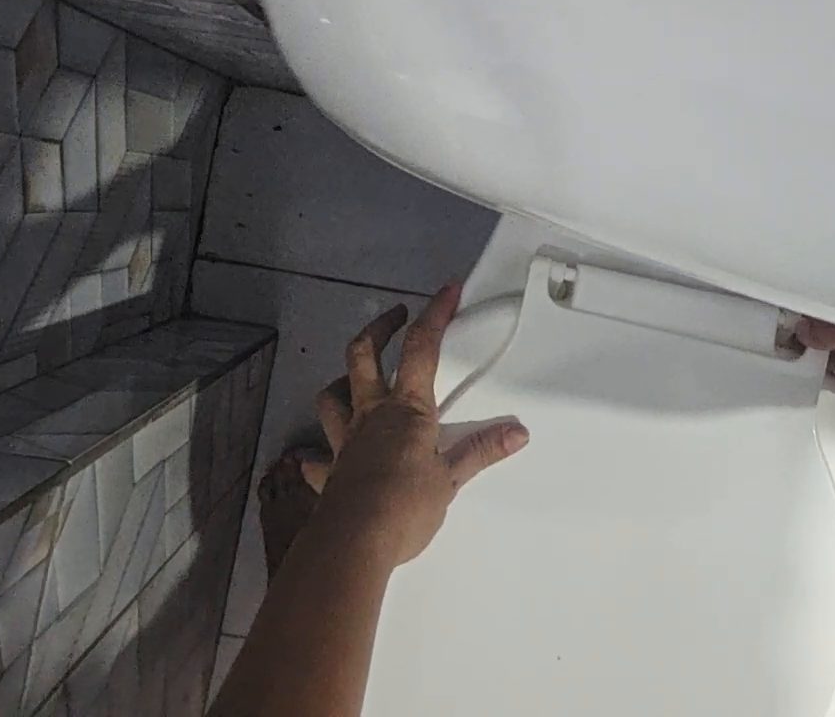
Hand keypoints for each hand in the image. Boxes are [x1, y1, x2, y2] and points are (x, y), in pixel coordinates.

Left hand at [299, 284, 529, 565]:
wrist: (353, 543)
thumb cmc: (405, 505)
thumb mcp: (451, 480)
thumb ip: (481, 451)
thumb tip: (518, 432)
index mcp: (407, 408)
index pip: (422, 348)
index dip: (435, 314)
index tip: (448, 290)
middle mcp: (371, 414)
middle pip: (364, 355)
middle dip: (379, 328)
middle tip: (394, 316)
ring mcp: (345, 441)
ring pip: (332, 396)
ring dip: (341, 382)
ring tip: (352, 381)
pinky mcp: (330, 472)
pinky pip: (316, 460)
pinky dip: (316, 457)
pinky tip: (316, 460)